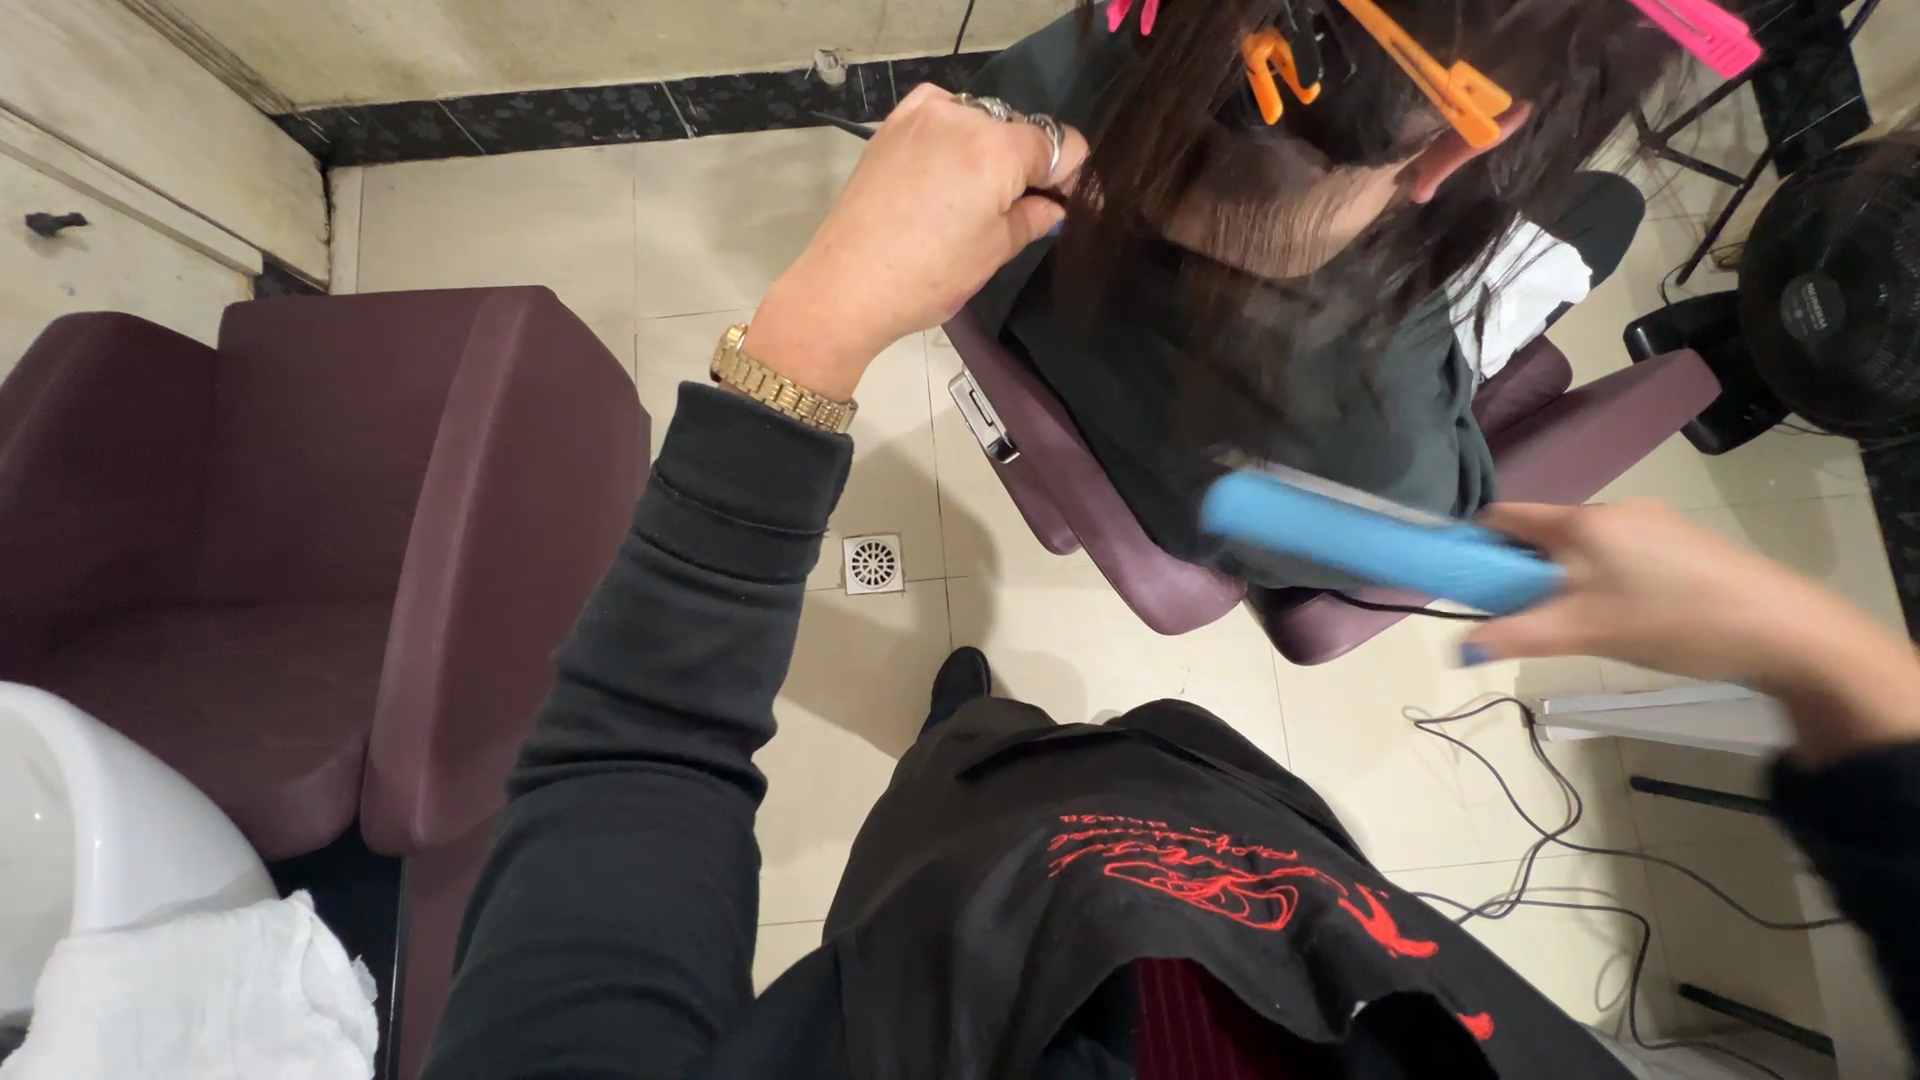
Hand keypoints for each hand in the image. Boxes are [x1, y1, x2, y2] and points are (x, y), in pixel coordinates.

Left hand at [744, 83, 1088, 399]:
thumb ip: (1032, 219)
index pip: (1061, 144)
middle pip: (1019, 130)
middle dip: (1025, 165)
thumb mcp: (991, 254)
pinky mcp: (894, 125)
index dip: (1069, 177)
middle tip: (1012, 211)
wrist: (846, 288)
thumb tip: (1053, 207)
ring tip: (969, 201)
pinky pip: (943, 117)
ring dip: (988, 152)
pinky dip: (954, 139)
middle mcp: (963, 117)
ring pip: (981, 121)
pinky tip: (944, 175)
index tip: (1060, 205)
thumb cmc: (924, 280)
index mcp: (997, 150)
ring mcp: (923, 115)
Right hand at [1465, 500, 1919, 765]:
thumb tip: (1456, 651)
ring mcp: (1654, 522)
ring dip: (1563, 573)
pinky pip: (1617, 550)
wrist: (1792, 635)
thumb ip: (1512, 637)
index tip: (1469, 578)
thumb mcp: (1580, 632)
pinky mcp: (1684, 542)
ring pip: (1580, 544)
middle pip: (1540, 532)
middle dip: (1521, 566)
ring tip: (1579, 615)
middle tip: (1525, 607)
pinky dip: (1601, 574)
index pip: (1502, 516)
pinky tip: (1624, 609)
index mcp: (1581, 521)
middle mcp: (1613, 509)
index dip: (1475, 543)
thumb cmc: (1670, 620)